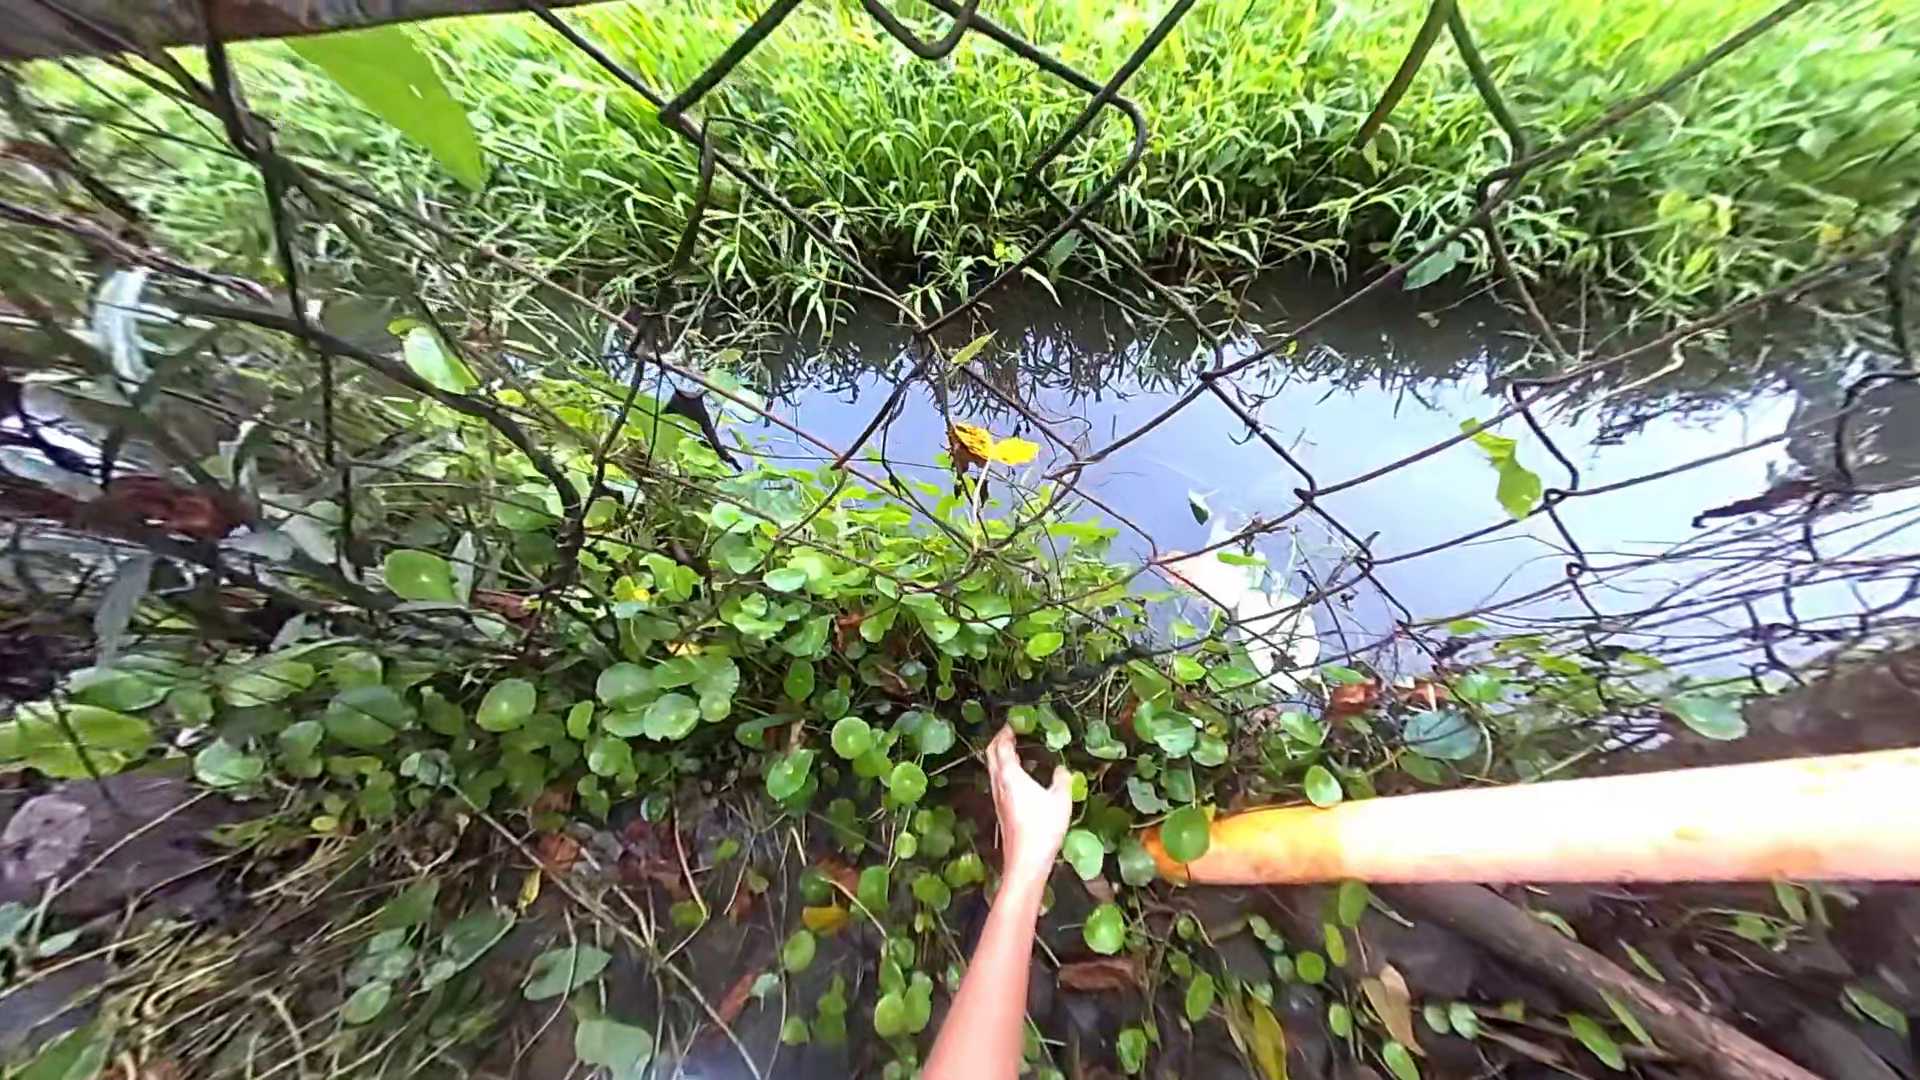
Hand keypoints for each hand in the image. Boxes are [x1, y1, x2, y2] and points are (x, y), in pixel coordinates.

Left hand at [986, 725, 1071, 884]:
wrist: (1026, 862)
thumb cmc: (1042, 829)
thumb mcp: (1060, 800)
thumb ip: (1062, 779)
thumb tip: (1061, 769)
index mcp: (1010, 775)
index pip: (1002, 745)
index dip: (1006, 732)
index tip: (1014, 723)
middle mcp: (999, 783)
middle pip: (991, 754)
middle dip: (999, 740)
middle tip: (1011, 732)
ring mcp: (997, 797)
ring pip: (992, 767)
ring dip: (1000, 755)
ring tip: (1014, 749)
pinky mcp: (1000, 809)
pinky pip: (998, 779)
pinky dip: (1004, 769)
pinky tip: (1018, 775)